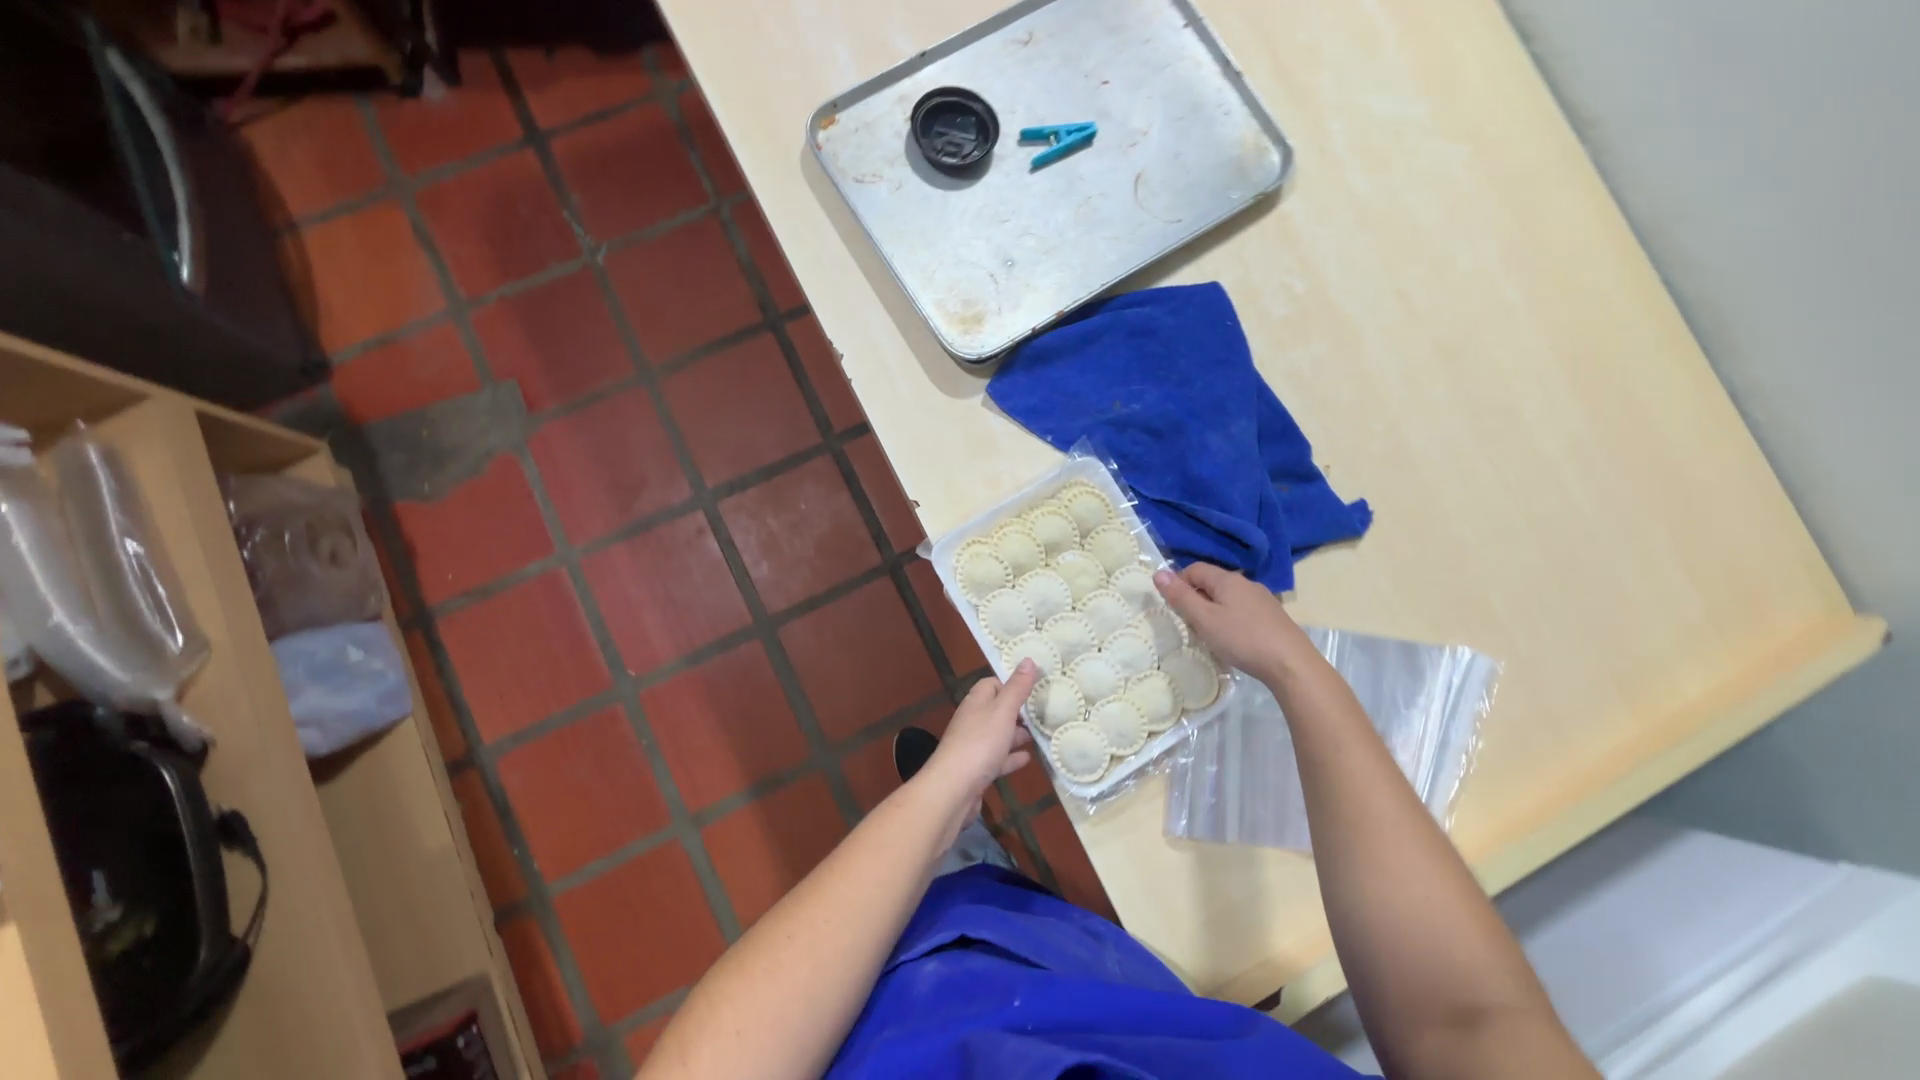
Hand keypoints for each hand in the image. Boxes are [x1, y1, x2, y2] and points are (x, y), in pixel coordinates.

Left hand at [922, 661, 1038, 802]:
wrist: (954, 789)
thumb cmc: (980, 743)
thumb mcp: (1002, 711)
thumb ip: (1017, 688)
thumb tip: (1028, 659)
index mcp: (976, 703)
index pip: (991, 684)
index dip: (1010, 683)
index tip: (1034, 686)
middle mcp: (972, 721)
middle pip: (996, 710)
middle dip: (1018, 711)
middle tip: (1044, 712)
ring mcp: (973, 747)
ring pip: (998, 735)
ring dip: (1017, 734)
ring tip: (1040, 734)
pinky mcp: (977, 770)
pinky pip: (998, 759)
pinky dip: (1011, 757)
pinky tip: (1027, 758)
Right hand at [1154, 563, 1312, 681]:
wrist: (1290, 663)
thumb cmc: (1242, 638)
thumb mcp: (1204, 619)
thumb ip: (1181, 596)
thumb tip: (1158, 573)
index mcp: (1228, 580)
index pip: (1194, 569)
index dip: (1178, 583)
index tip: (1173, 606)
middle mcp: (1247, 583)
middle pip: (1212, 583)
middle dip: (1196, 599)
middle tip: (1189, 624)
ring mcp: (1263, 600)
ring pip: (1228, 598)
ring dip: (1213, 611)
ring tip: (1209, 634)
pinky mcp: (1272, 617)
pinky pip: (1242, 610)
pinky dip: (1230, 620)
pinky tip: (1233, 640)